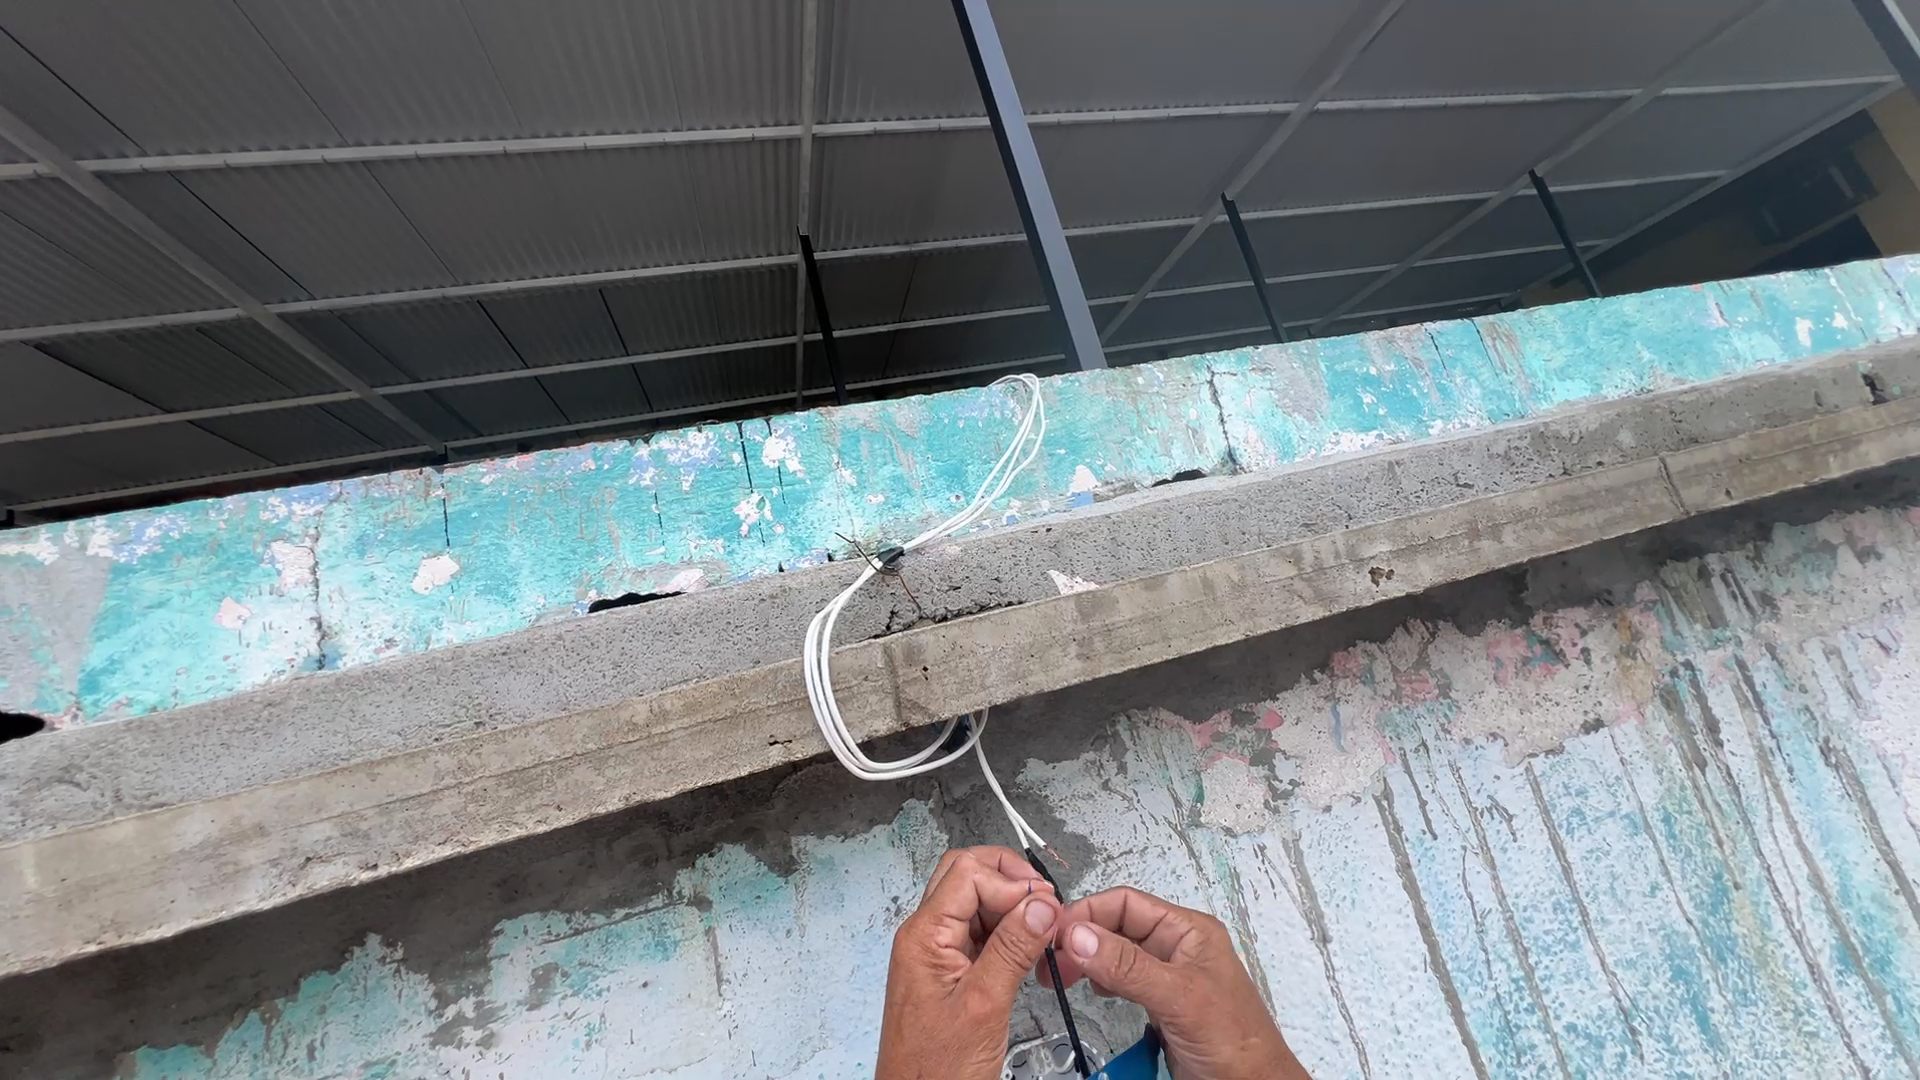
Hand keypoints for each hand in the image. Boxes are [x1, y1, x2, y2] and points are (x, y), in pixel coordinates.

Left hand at [876, 847, 1062, 1079]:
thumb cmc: (937, 1075)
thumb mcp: (984, 1006)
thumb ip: (1013, 949)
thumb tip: (1041, 904)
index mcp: (924, 934)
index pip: (968, 874)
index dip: (1009, 882)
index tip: (1044, 905)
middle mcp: (926, 935)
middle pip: (967, 874)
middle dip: (1008, 878)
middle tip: (1044, 900)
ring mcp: (938, 952)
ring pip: (974, 900)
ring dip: (1010, 903)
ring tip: (1042, 924)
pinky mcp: (951, 971)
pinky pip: (979, 931)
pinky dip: (1006, 929)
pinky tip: (1028, 944)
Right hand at [1045, 887, 1309, 1079]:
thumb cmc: (1232, 1044)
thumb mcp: (1178, 998)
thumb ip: (1127, 966)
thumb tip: (1076, 935)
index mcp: (1186, 929)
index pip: (1126, 903)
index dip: (1089, 912)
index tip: (1055, 934)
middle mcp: (1176, 945)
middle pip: (1118, 926)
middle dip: (1084, 938)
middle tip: (1052, 963)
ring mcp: (1169, 976)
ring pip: (1117, 953)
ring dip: (1089, 960)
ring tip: (1063, 977)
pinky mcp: (1162, 1005)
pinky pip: (1123, 981)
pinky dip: (1102, 982)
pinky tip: (1093, 990)